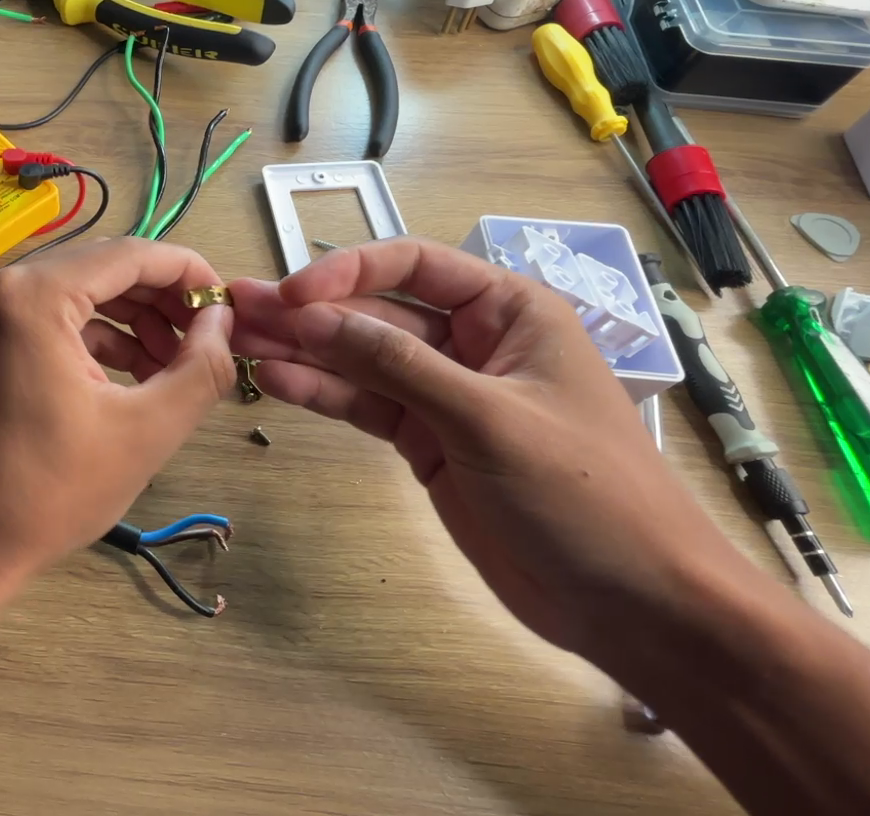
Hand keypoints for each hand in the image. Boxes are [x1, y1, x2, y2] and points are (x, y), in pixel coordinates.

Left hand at [0, 238, 235, 590]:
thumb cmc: (52, 491)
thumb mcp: (147, 430)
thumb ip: (201, 366)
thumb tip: (222, 320)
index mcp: (32, 297)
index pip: (128, 254)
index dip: (186, 271)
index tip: (224, 303)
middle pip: (101, 267)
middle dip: (160, 299)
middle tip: (204, 336)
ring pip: (79, 288)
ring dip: (132, 317)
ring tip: (174, 362)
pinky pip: (52, 313)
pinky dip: (96, 333)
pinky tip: (134, 369)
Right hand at [230, 237, 756, 658]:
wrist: (632, 604)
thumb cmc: (582, 492)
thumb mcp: (486, 417)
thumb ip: (396, 364)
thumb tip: (313, 316)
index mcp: (508, 311)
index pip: (415, 265)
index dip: (348, 271)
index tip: (292, 294)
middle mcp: (470, 342)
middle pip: (375, 313)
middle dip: (307, 312)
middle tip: (237, 308)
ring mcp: (442, 394)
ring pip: (359, 359)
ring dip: (301, 351)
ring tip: (238, 342)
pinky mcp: (424, 440)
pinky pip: (364, 404)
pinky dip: (320, 393)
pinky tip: (273, 381)